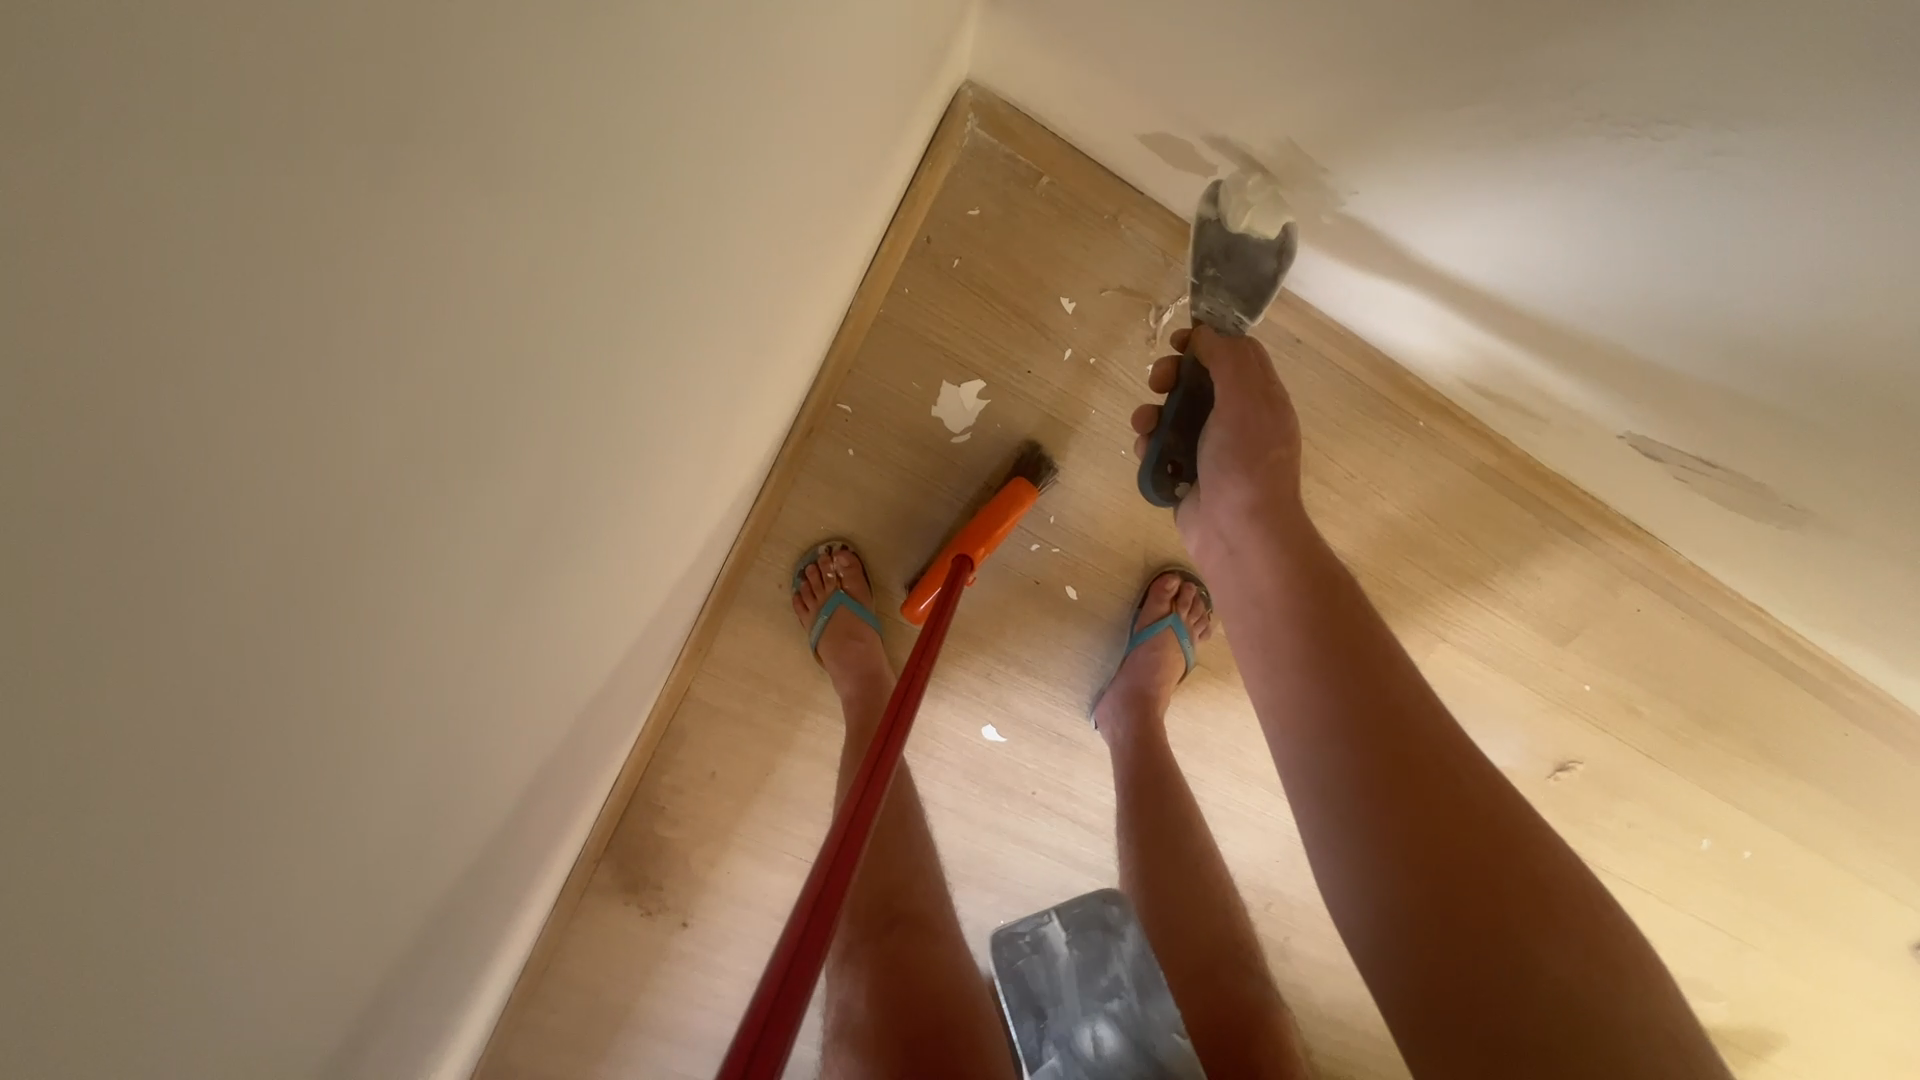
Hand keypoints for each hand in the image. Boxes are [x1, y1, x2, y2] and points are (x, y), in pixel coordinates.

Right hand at [1131, 324, 1305, 556]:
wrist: (1238, 532)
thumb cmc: (1246, 462)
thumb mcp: (1245, 398)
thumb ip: (1227, 358)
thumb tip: (1205, 333)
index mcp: (1260, 397)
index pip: (1235, 354)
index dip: (1207, 341)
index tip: (1180, 342)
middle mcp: (1237, 419)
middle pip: (1198, 382)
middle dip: (1172, 376)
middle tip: (1158, 381)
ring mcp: (1210, 449)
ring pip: (1173, 415)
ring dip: (1153, 413)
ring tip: (1144, 424)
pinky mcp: (1187, 474)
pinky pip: (1162, 449)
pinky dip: (1150, 447)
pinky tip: (1146, 453)